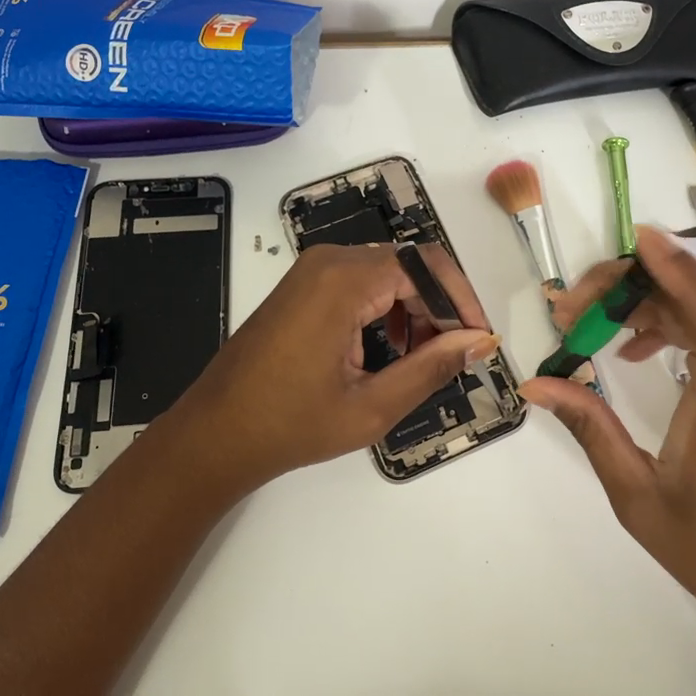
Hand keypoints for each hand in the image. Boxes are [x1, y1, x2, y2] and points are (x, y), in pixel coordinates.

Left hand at [166, 243, 497, 491]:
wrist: (215, 434)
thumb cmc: (291, 424)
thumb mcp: (372, 405)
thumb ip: (431, 367)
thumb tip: (479, 341)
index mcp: (344, 280)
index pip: (425, 265)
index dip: (460, 300)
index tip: (478, 340)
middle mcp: (328, 261)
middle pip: (406, 264)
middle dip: (439, 306)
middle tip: (454, 355)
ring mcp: (310, 271)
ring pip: (385, 273)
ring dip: (414, 309)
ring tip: (423, 359)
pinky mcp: (302, 286)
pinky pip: (360, 282)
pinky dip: (385, 309)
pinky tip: (389, 351)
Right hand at [520, 228, 695, 663]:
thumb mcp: (640, 500)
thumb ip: (591, 430)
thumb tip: (538, 384)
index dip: (692, 276)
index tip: (641, 244)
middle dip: (636, 287)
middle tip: (573, 301)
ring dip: (651, 306)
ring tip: (590, 321)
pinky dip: (676, 329)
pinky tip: (635, 351)